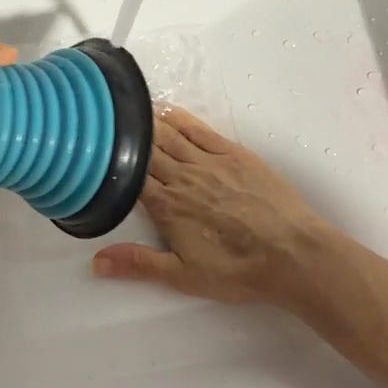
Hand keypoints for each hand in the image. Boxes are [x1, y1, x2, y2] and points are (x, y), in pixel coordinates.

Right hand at [92, 105, 331, 305]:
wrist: (292, 255)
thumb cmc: (238, 270)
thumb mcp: (184, 276)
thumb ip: (139, 264)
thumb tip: (96, 261)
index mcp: (167, 206)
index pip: (131, 176)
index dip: (113, 163)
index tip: (95, 150)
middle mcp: (182, 176)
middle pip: (147, 151)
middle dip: (126, 139)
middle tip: (107, 125)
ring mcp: (209, 161)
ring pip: (169, 136)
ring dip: (148, 124)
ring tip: (129, 112)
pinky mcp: (233, 152)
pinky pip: (199, 129)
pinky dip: (179, 117)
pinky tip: (166, 111)